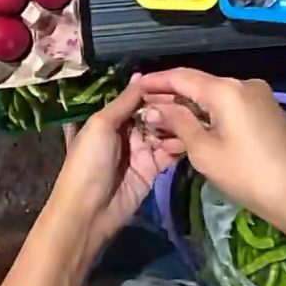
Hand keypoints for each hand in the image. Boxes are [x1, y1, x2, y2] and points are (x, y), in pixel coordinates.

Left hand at [40, 77, 183, 261]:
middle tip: (194, 101)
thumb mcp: (101, 125)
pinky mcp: (153, 170)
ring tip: (197, 117)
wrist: (88, 210)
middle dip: (171, 108)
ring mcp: (141, 151)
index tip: (180, 83)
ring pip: (165, 132)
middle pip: (154, 114)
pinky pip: (169, 153)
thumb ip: (124, 102)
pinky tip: (194, 137)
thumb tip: (141, 76)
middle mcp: (128, 132)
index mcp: (111, 119)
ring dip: (178, 125)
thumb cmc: (89, 161)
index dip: (157, 91)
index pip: (139, 99)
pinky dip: (180, 145)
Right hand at [131, 69, 285, 230]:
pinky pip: (229, 108)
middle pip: (198, 85)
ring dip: (188, 111)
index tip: (135, 87)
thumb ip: (178, 123)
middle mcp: (243, 84)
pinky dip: (207, 117)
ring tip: (161, 128)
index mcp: (226, 89)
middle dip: (170, 98)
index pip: (182, 77)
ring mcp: (257, 97)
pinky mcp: (265, 112)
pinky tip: (189, 133)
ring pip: (213, 98)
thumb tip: (155, 108)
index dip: (156, 81)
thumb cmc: (248, 175)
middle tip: (144, 111)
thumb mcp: (205, 152)